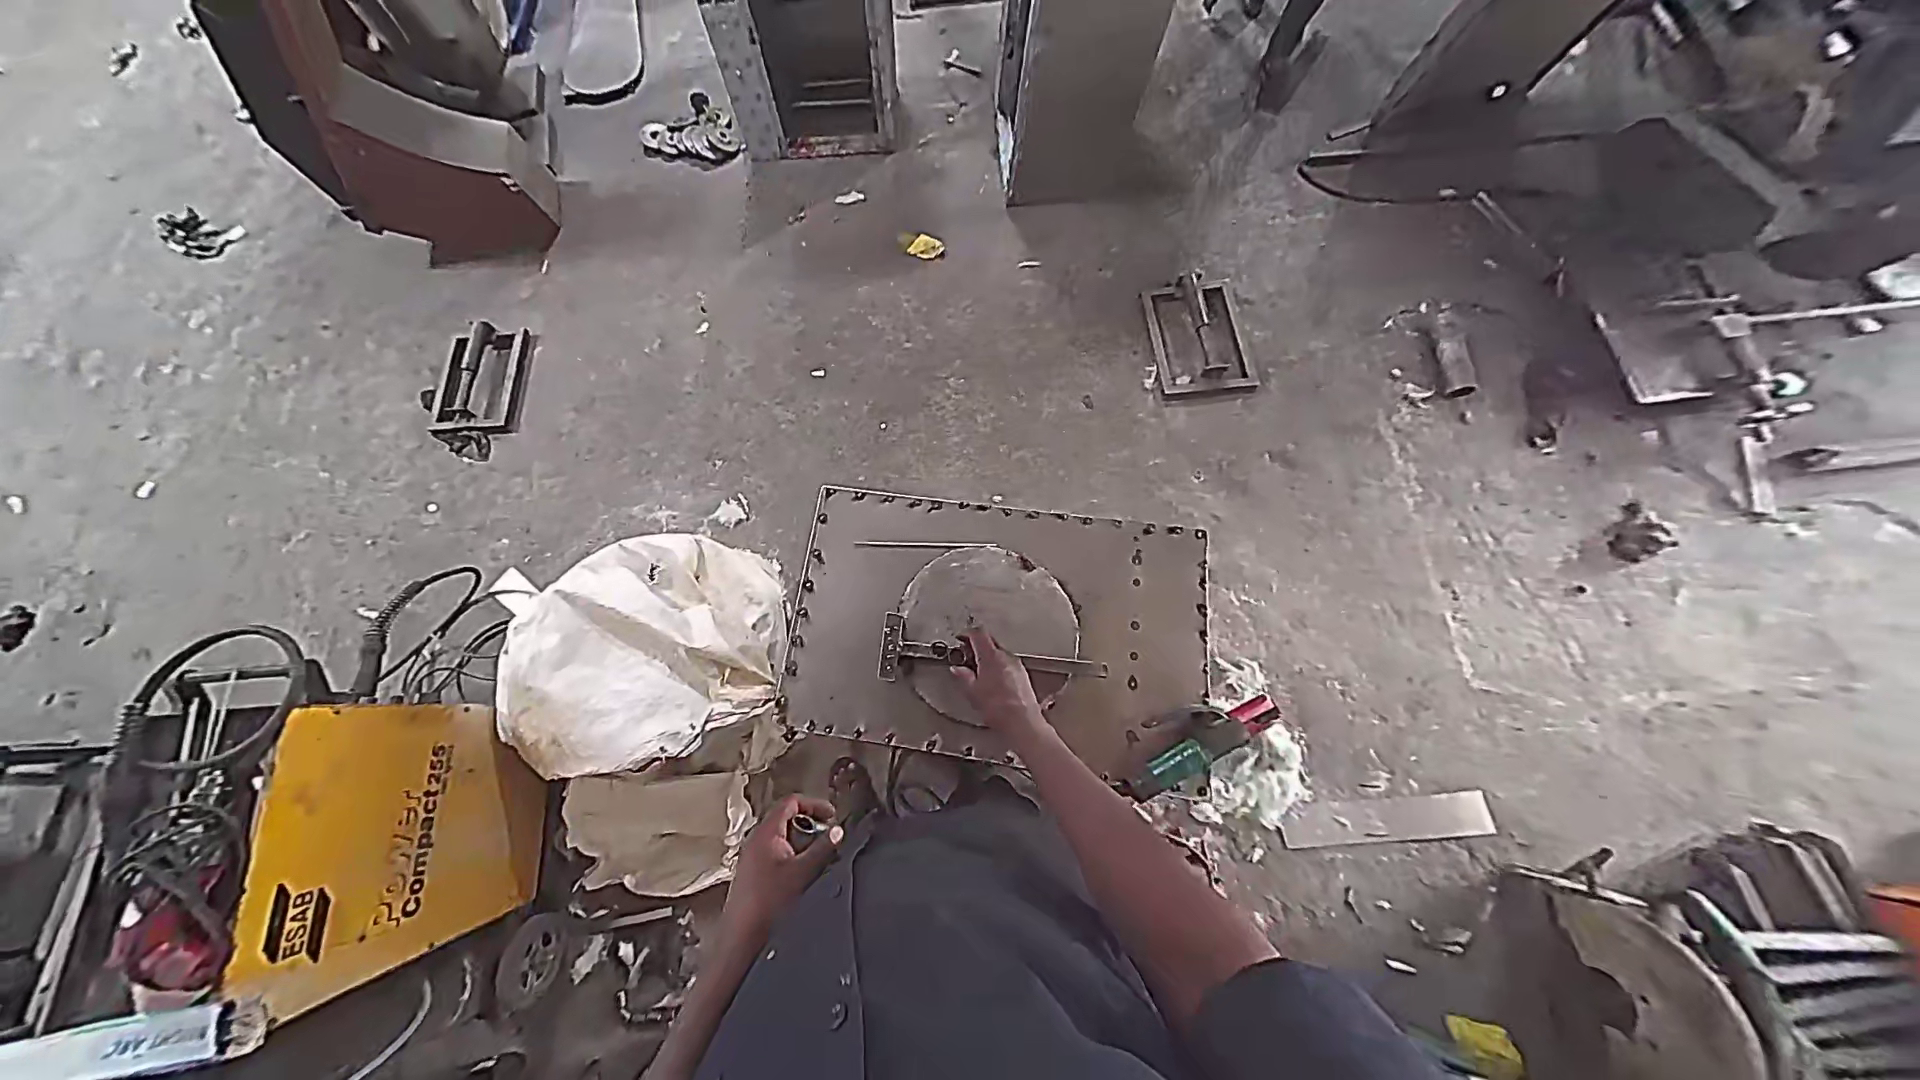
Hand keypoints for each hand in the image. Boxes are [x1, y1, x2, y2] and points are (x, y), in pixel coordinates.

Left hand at [721, 794, 841, 939]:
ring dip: (801, 840)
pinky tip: (800, 872)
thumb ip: (824, 847)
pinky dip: (791, 854)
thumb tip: (838, 831)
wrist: (743, 937)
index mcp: (767, 833)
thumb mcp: (804, 871)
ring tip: (816, 855)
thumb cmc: (768, 903)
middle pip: (786, 817)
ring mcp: (752, 857)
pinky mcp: (752, 873)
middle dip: (809, 823)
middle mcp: (756, 841)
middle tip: (826, 834)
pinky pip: (774, 852)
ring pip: (781, 836)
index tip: (830, 815)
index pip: (791, 802)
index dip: (813, 804)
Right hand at [952, 627, 1048, 740]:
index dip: (968, 633)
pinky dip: (998, 666)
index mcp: (991, 656)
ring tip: (978, 670)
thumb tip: (958, 670)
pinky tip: (993, 681)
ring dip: (988, 657)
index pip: (979, 634)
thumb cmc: (999, 709)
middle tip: (966, 655)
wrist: (1022, 723)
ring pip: (999, 653)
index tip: (961, 638)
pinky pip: (1008, 664)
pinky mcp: (1023, 676)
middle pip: (990, 641)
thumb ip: (963, 677)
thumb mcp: (973, 692)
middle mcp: (1006, 657)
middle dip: (977, 646)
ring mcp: (1017, 666)